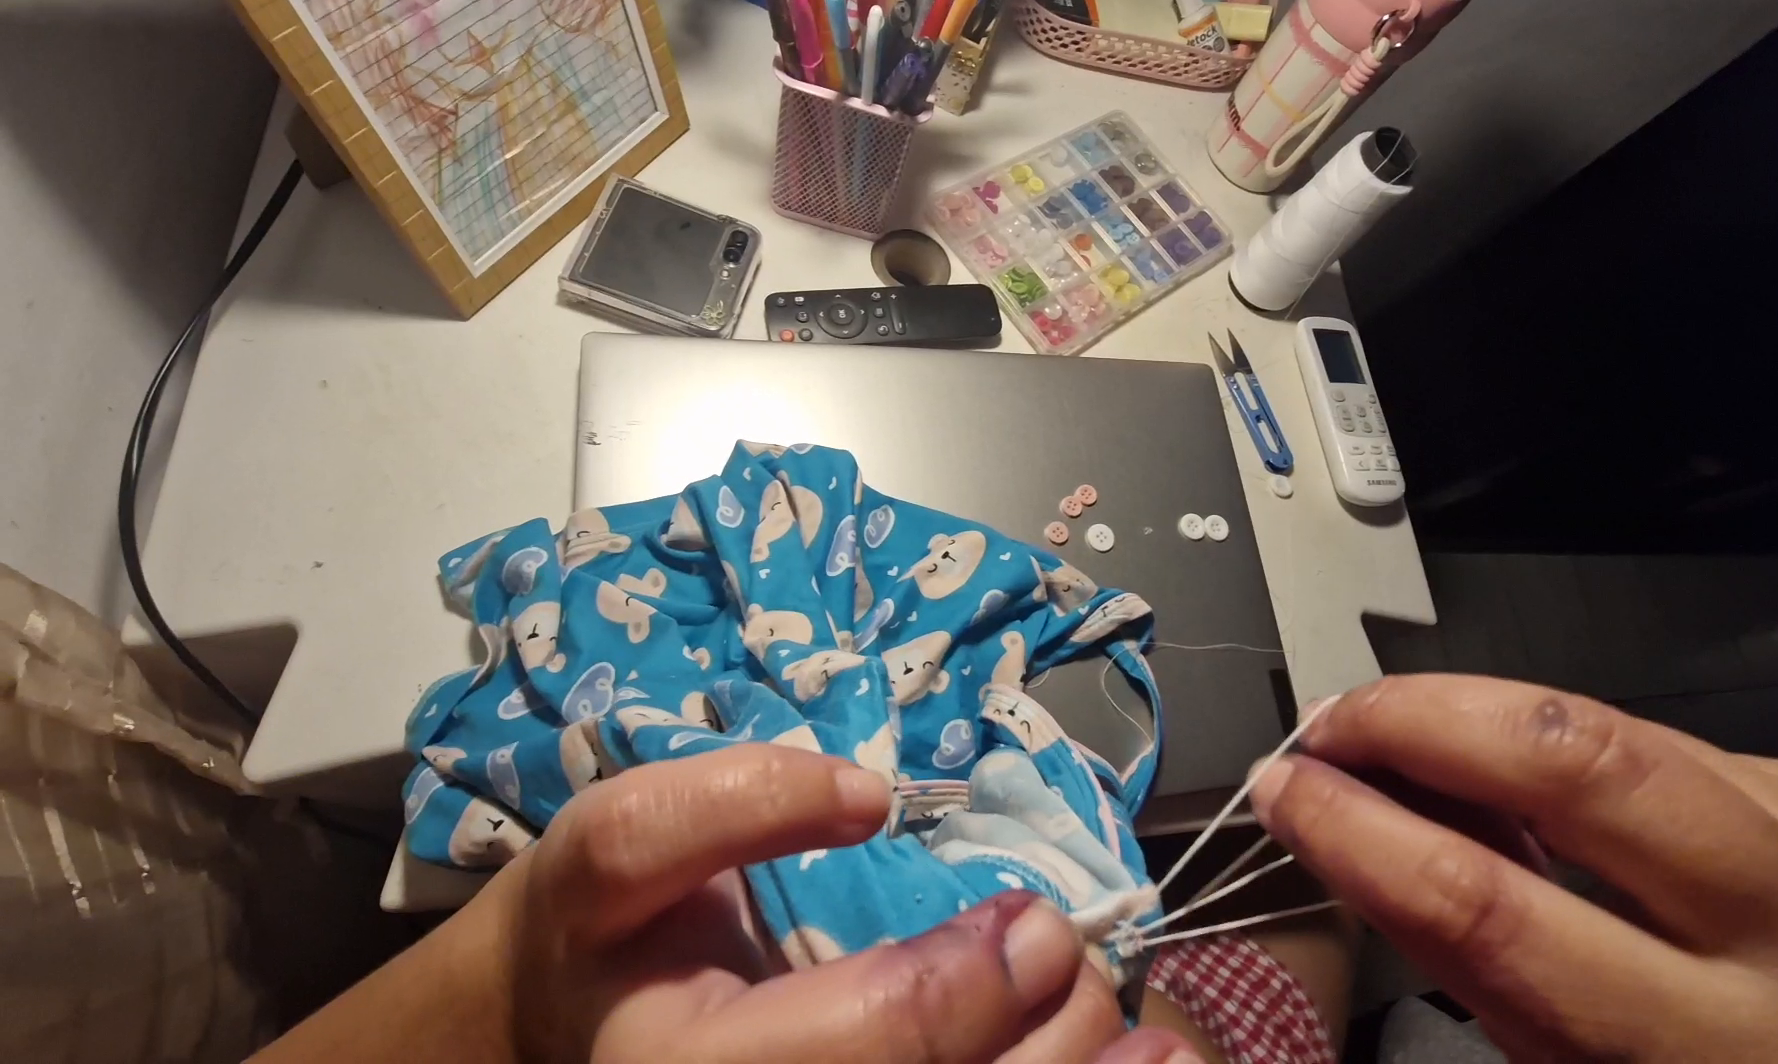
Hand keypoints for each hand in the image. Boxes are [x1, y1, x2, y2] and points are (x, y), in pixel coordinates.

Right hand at [488, 743, 1193, 1062]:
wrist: (574, 1022)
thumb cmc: (606, 925)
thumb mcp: (627, 838)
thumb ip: (730, 799)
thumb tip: (866, 797)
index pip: (848, 1051)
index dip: (951, 990)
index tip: (1028, 917)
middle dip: (1027, 1046)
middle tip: (1075, 955)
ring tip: (1144, 1043)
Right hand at [1250, 674, 1777, 1060]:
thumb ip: (1465, 954)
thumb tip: (1343, 825)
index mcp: (1725, 1057)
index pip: (1491, 909)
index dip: (1355, 830)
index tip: (1281, 789)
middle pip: (1570, 765)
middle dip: (1410, 721)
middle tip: (1325, 724)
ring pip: (1600, 721)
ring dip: (1456, 706)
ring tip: (1379, 722)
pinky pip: (1638, 731)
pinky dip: (1533, 730)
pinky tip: (1494, 755)